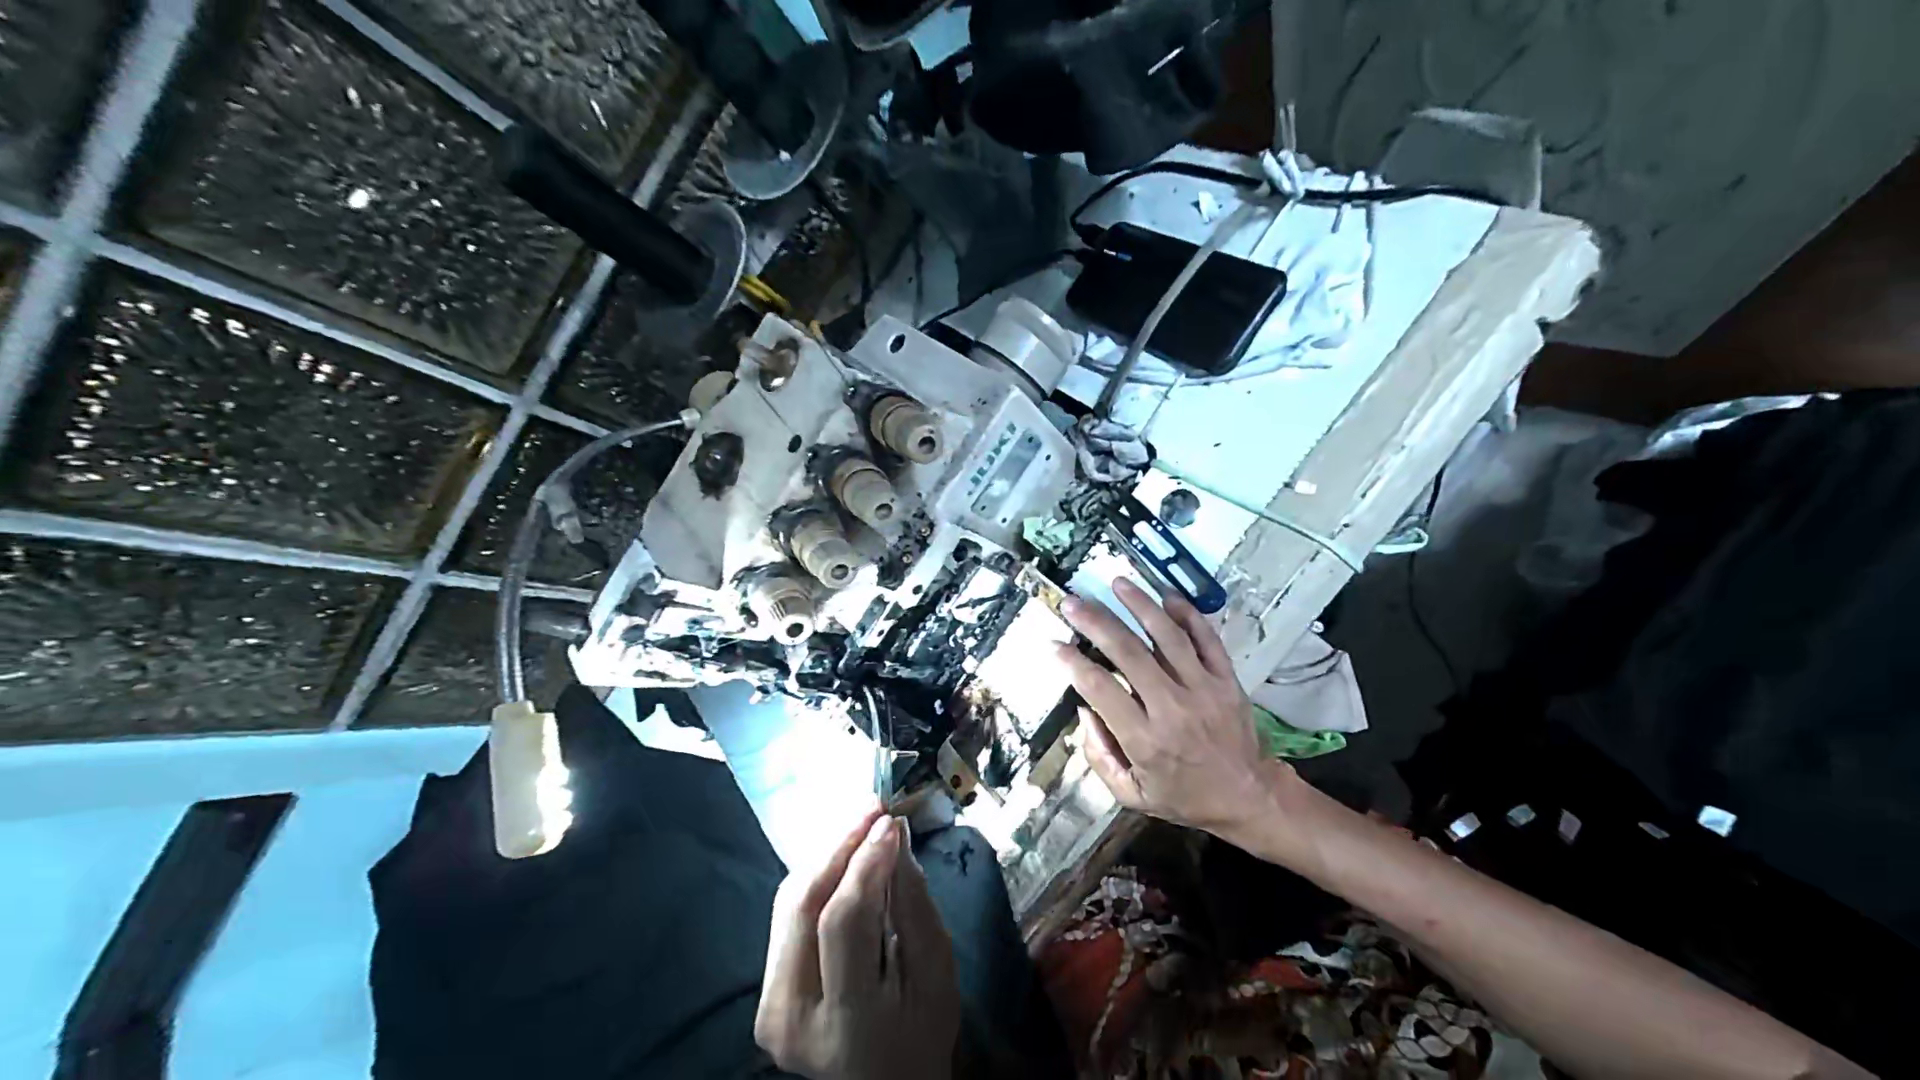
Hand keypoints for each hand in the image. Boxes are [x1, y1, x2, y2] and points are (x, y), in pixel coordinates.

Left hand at [755, 808, 959, 1079]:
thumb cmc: (922, 1033)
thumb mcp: (937, 974)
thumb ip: (914, 906)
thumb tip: (893, 839)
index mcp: (846, 1020)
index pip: (844, 920)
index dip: (866, 863)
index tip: (890, 821)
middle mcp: (792, 1016)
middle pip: (805, 905)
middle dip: (840, 846)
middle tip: (872, 808)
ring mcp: (770, 1008)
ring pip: (790, 904)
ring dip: (827, 856)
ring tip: (862, 824)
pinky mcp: (764, 995)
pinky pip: (788, 916)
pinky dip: (816, 879)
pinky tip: (843, 857)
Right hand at [1053, 578, 1295, 843]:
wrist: (1251, 797)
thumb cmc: (1184, 796)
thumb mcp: (1132, 794)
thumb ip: (1100, 755)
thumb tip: (1084, 710)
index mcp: (1145, 739)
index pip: (1101, 690)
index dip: (1074, 664)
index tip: (1055, 645)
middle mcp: (1172, 708)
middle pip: (1129, 653)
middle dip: (1096, 622)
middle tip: (1073, 602)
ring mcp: (1204, 689)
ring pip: (1168, 636)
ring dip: (1139, 605)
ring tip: (1117, 583)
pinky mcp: (1227, 680)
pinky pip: (1206, 639)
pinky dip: (1188, 615)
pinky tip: (1167, 596)